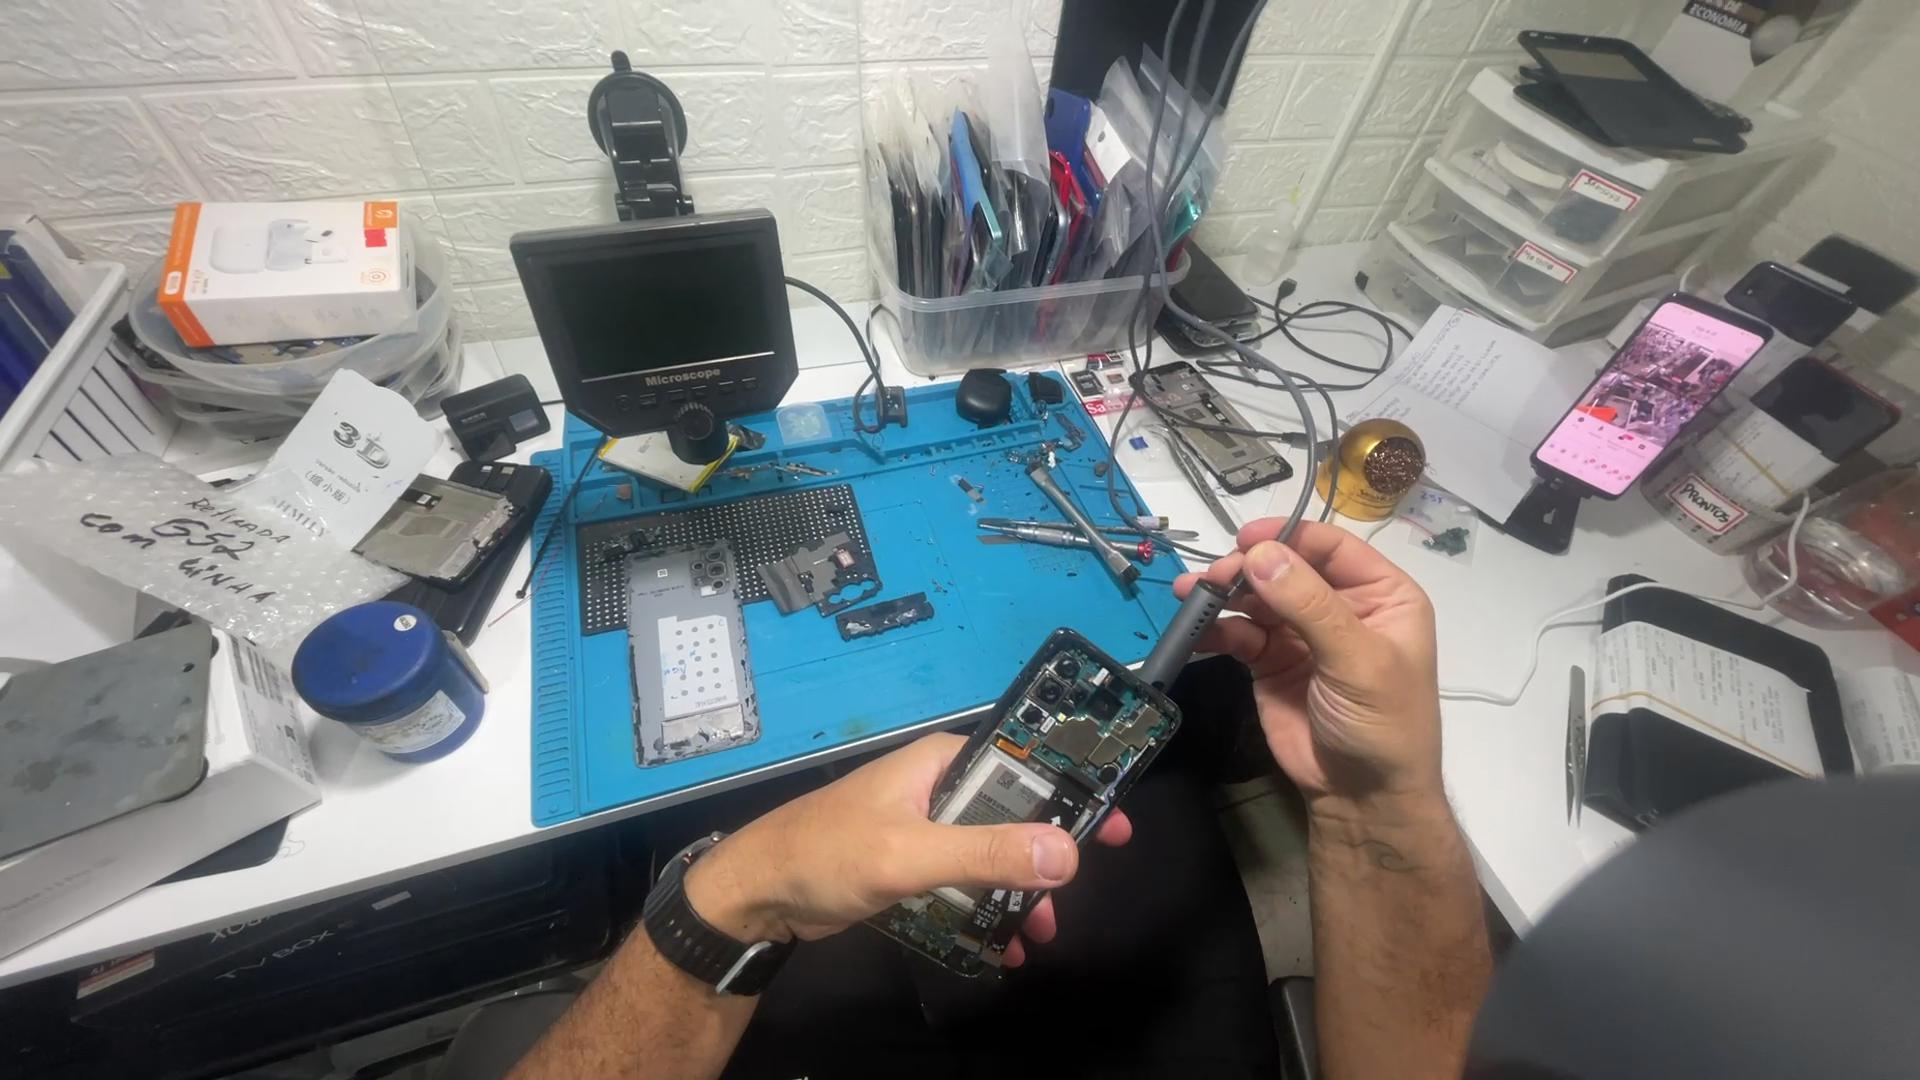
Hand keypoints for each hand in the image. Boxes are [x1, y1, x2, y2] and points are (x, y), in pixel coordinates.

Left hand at [683, 734, 1131, 966]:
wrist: (761, 893)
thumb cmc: (830, 853)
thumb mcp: (910, 853)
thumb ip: (984, 853)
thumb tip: (1067, 853)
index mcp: (943, 763)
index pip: (1022, 762)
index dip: (1070, 787)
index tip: (1113, 822)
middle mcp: (940, 787)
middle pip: (1012, 811)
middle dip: (1044, 851)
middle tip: (1077, 888)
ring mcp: (927, 825)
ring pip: (991, 849)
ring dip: (1017, 886)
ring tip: (1039, 930)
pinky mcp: (914, 860)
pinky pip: (965, 878)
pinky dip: (986, 903)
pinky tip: (1002, 942)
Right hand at [1173, 519, 1441, 808]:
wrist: (1360, 796)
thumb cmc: (1383, 725)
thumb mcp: (1357, 660)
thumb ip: (1309, 605)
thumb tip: (1259, 555)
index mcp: (1379, 596)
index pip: (1331, 548)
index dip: (1289, 537)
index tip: (1246, 539)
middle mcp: (1337, 606)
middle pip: (1283, 568)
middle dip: (1246, 569)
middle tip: (1213, 578)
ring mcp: (1299, 632)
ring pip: (1254, 597)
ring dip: (1221, 594)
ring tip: (1190, 594)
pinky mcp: (1268, 659)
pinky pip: (1237, 632)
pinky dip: (1214, 629)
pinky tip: (1197, 632)